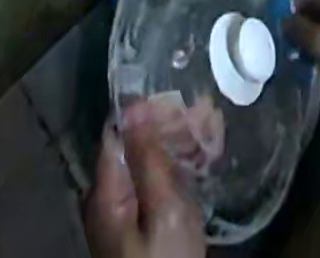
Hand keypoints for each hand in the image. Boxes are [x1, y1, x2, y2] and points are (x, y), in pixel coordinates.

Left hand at [84, 106, 204, 257]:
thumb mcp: (163, 209)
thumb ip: (148, 156)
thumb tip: (133, 105)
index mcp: (105, 191)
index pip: (119, 131)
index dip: (150, 110)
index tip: (184, 95)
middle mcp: (108, 196)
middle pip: (136, 144)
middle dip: (172, 124)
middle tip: (209, 112)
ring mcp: (124, 211)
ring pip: (150, 160)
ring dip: (181, 141)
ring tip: (213, 126)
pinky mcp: (140, 223)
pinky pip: (156, 181)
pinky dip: (180, 165)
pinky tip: (206, 155)